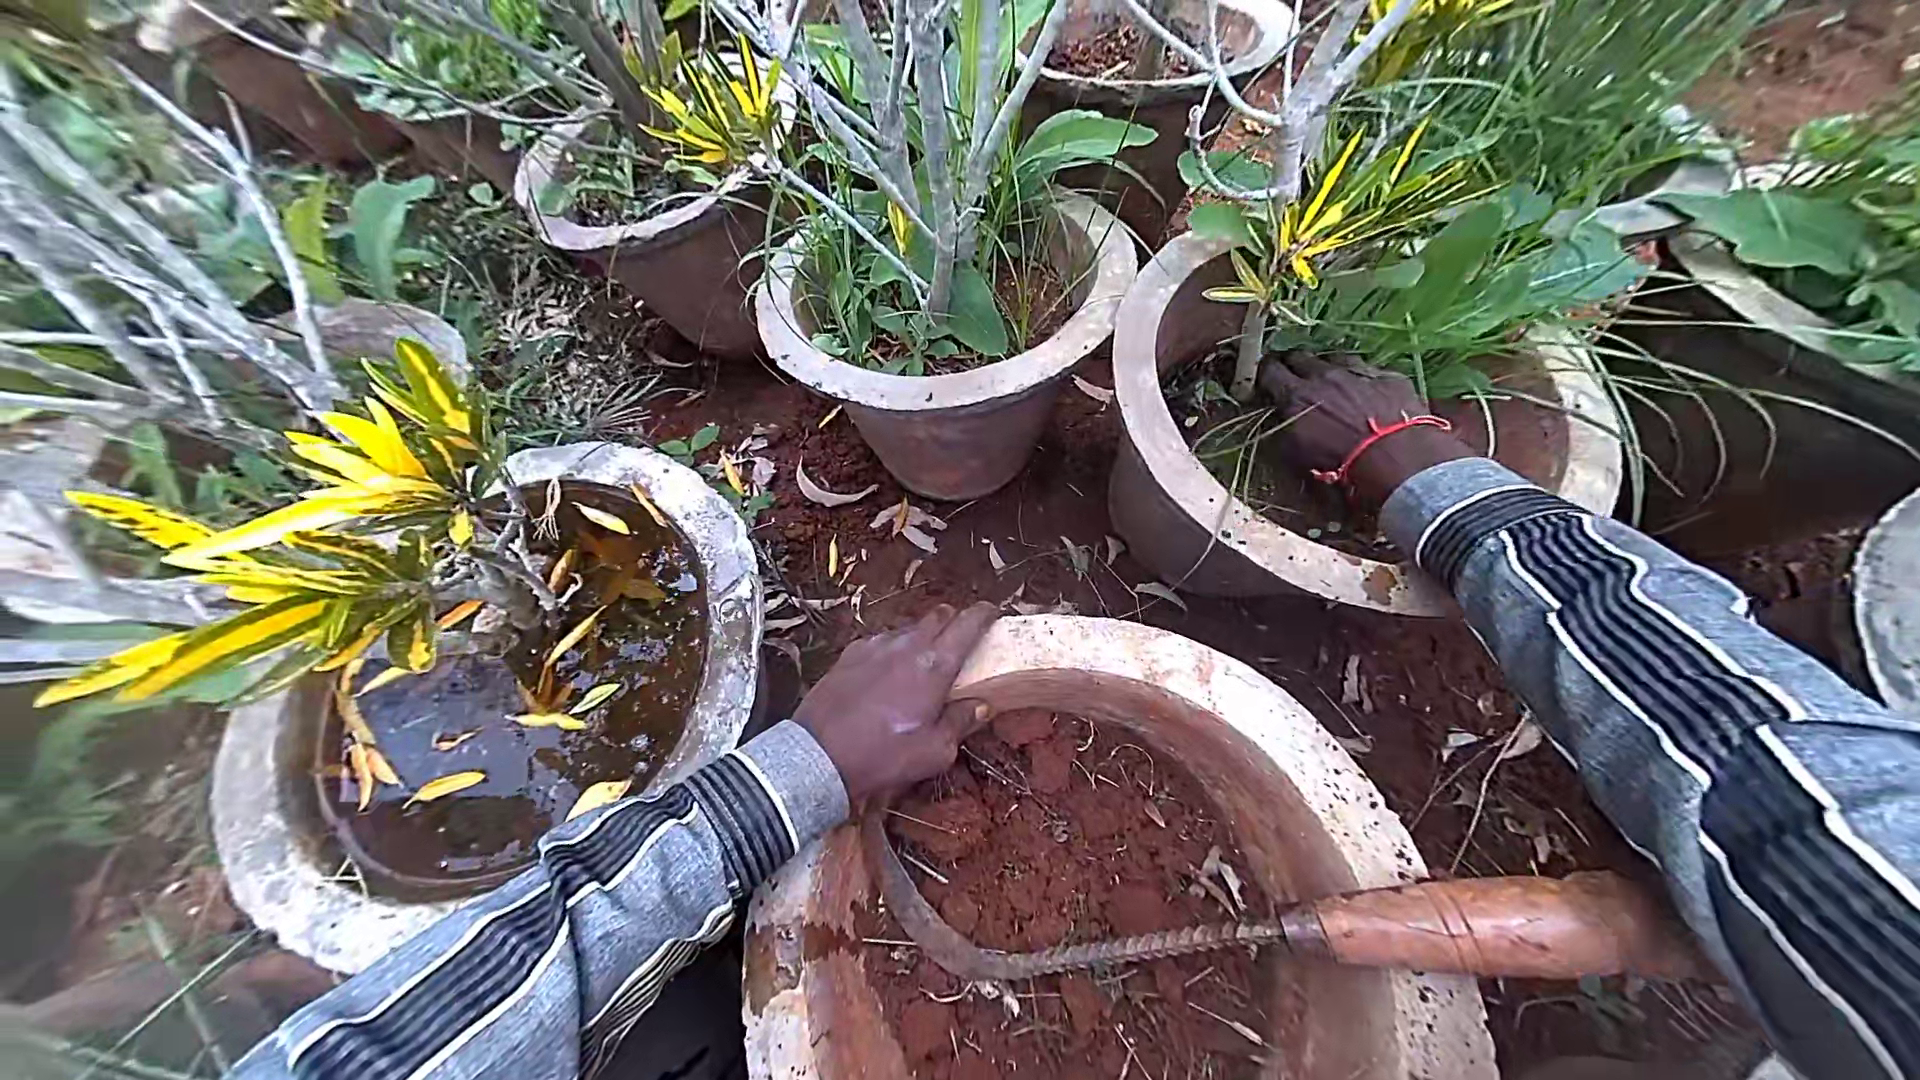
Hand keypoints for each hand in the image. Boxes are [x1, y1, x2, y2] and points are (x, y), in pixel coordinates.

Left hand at [793, 603, 998, 807]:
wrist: (818, 756)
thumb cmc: (884, 756)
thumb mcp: (935, 751)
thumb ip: (961, 722)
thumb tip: (981, 705)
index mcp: (934, 664)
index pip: (967, 623)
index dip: (984, 613)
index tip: (992, 612)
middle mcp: (906, 645)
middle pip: (939, 615)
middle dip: (954, 620)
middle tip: (960, 638)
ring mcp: (875, 645)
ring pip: (909, 629)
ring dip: (922, 637)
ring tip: (921, 662)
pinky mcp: (850, 653)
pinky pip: (880, 642)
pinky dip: (892, 649)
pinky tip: (887, 672)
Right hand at [1257, 351, 1473, 504]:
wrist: (1394, 457)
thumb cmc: (1336, 463)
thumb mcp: (1292, 454)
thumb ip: (1279, 427)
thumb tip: (1275, 415)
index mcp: (1295, 395)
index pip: (1269, 371)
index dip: (1263, 373)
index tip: (1262, 380)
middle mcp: (1324, 376)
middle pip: (1299, 357)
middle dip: (1290, 364)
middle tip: (1290, 376)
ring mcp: (1357, 372)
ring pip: (1333, 357)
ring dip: (1325, 367)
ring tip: (1326, 380)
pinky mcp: (1387, 376)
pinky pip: (1366, 368)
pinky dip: (1357, 376)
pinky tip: (1360, 389)